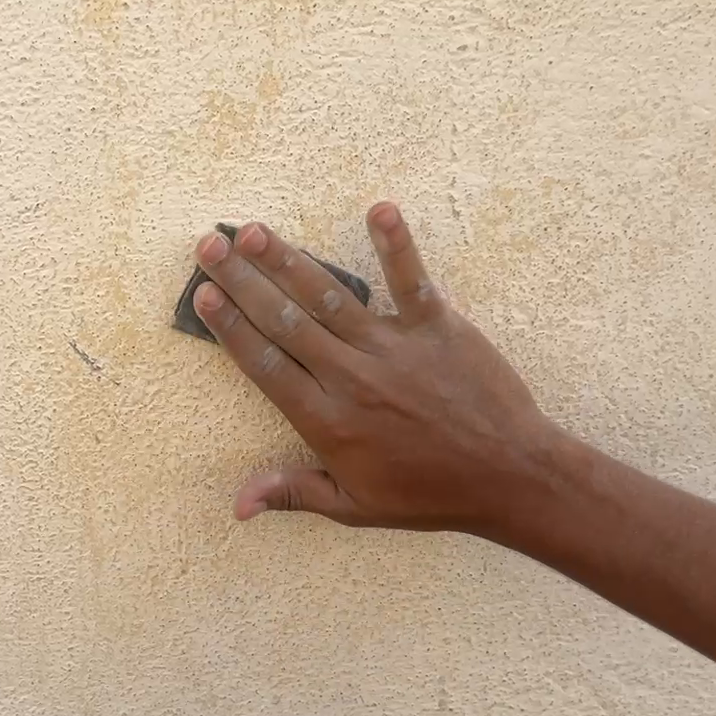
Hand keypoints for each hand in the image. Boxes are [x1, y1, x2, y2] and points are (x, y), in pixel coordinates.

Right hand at [192, 203, 567, 533]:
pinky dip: (396, 245)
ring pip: (329, 296)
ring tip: (253, 231)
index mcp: (327, 420)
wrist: (512, 479)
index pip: (265, 364)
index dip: (230, 327)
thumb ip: (292, 493)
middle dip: (241, 280)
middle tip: (210, 245)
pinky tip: (378, 209)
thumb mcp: (353, 506)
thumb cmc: (427, 494)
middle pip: (284, 320)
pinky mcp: (438, 328)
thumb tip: (237, 505)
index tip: (204, 294)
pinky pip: (411, 281)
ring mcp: (394, 348)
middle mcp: (352, 377)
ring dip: (288, 260)